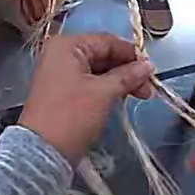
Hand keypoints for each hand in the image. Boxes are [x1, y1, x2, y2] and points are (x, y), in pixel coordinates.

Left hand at [18, 33, 156, 161]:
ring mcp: (59, 72)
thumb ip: (128, 75)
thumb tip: (148, 65)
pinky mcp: (61, 91)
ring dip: (119, 80)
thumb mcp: (104, 92)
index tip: (152, 70)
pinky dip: (106, 88)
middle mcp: (60, 53)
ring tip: (140, 94)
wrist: (42, 153)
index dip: (132, 54)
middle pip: (102, 54)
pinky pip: (89, 82)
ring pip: (97, 69)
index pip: (107, 41)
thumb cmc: (72, 115)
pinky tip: (122, 97)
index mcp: (67, 45)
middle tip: (148, 87)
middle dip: (127, 70)